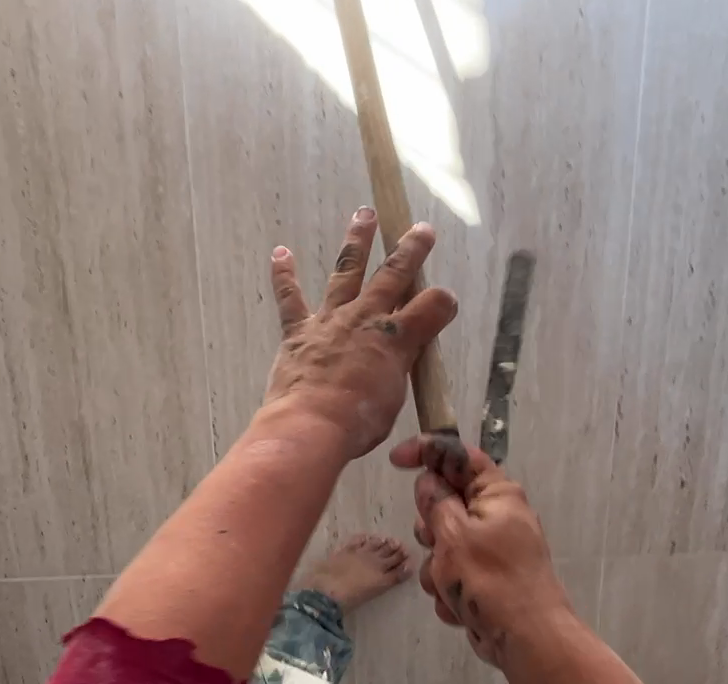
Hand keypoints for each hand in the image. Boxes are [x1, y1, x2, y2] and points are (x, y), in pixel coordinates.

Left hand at [262, 209, 459, 457]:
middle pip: (394, 275)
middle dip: (411, 251)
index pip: (432, 307)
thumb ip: (401, 374)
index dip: (443, 302)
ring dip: (357, 241)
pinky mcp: (299, 332)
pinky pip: (290, 298)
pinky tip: (280, 253)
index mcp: (397, 339)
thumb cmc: (357, 423)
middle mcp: (366, 319)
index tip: (447, 303)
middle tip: (422, 229)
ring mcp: (331, 320)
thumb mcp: (395, 400)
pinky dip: (284, 275)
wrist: (310, 425)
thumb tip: (408, 378)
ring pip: (346, 271)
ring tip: (364, 214)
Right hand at [390, 435, 573, 666]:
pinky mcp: (484, 580)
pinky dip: (449, 589)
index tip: (396, 461)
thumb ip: (435, 502)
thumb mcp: (453, 534)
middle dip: (430, 528)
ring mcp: (491, 550)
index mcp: (497, 495)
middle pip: (445, 503)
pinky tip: (459, 606)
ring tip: (449, 585)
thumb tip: (428, 480)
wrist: (526, 639)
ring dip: (436, 568)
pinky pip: (451, 574)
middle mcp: (496, 517)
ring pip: (442, 545)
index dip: (427, 451)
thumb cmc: (491, 580)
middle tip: (434, 542)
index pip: (459, 456)